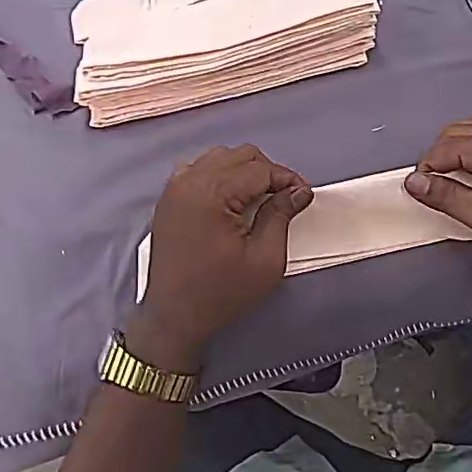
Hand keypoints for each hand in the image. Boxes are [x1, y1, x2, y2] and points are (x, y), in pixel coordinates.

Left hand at [129, 145, 312, 372]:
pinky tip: (230, 198)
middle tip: (284, 197)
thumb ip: (281, 216)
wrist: (174, 316)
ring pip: (218, 157)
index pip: (259, 169)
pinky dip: (219, 175)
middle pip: (239, 155)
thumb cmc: (221, 293)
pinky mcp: (168, 199)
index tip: (302, 195)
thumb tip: (298, 191)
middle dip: (267, 171)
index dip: (287, 179)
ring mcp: (175, 189)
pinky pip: (198, 169)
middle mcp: (189, 182)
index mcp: (212, 194)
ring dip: (243, 170)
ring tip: (260, 198)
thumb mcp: (265, 260)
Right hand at [404, 121, 471, 340]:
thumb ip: (452, 199)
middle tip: (432, 193)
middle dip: (441, 161)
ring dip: (450, 162)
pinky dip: (462, 164)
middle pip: (464, 133)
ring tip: (450, 192)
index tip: (416, 189)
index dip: (435, 164)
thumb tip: (414, 181)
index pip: (466, 144)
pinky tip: (466, 187)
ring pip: (467, 136)